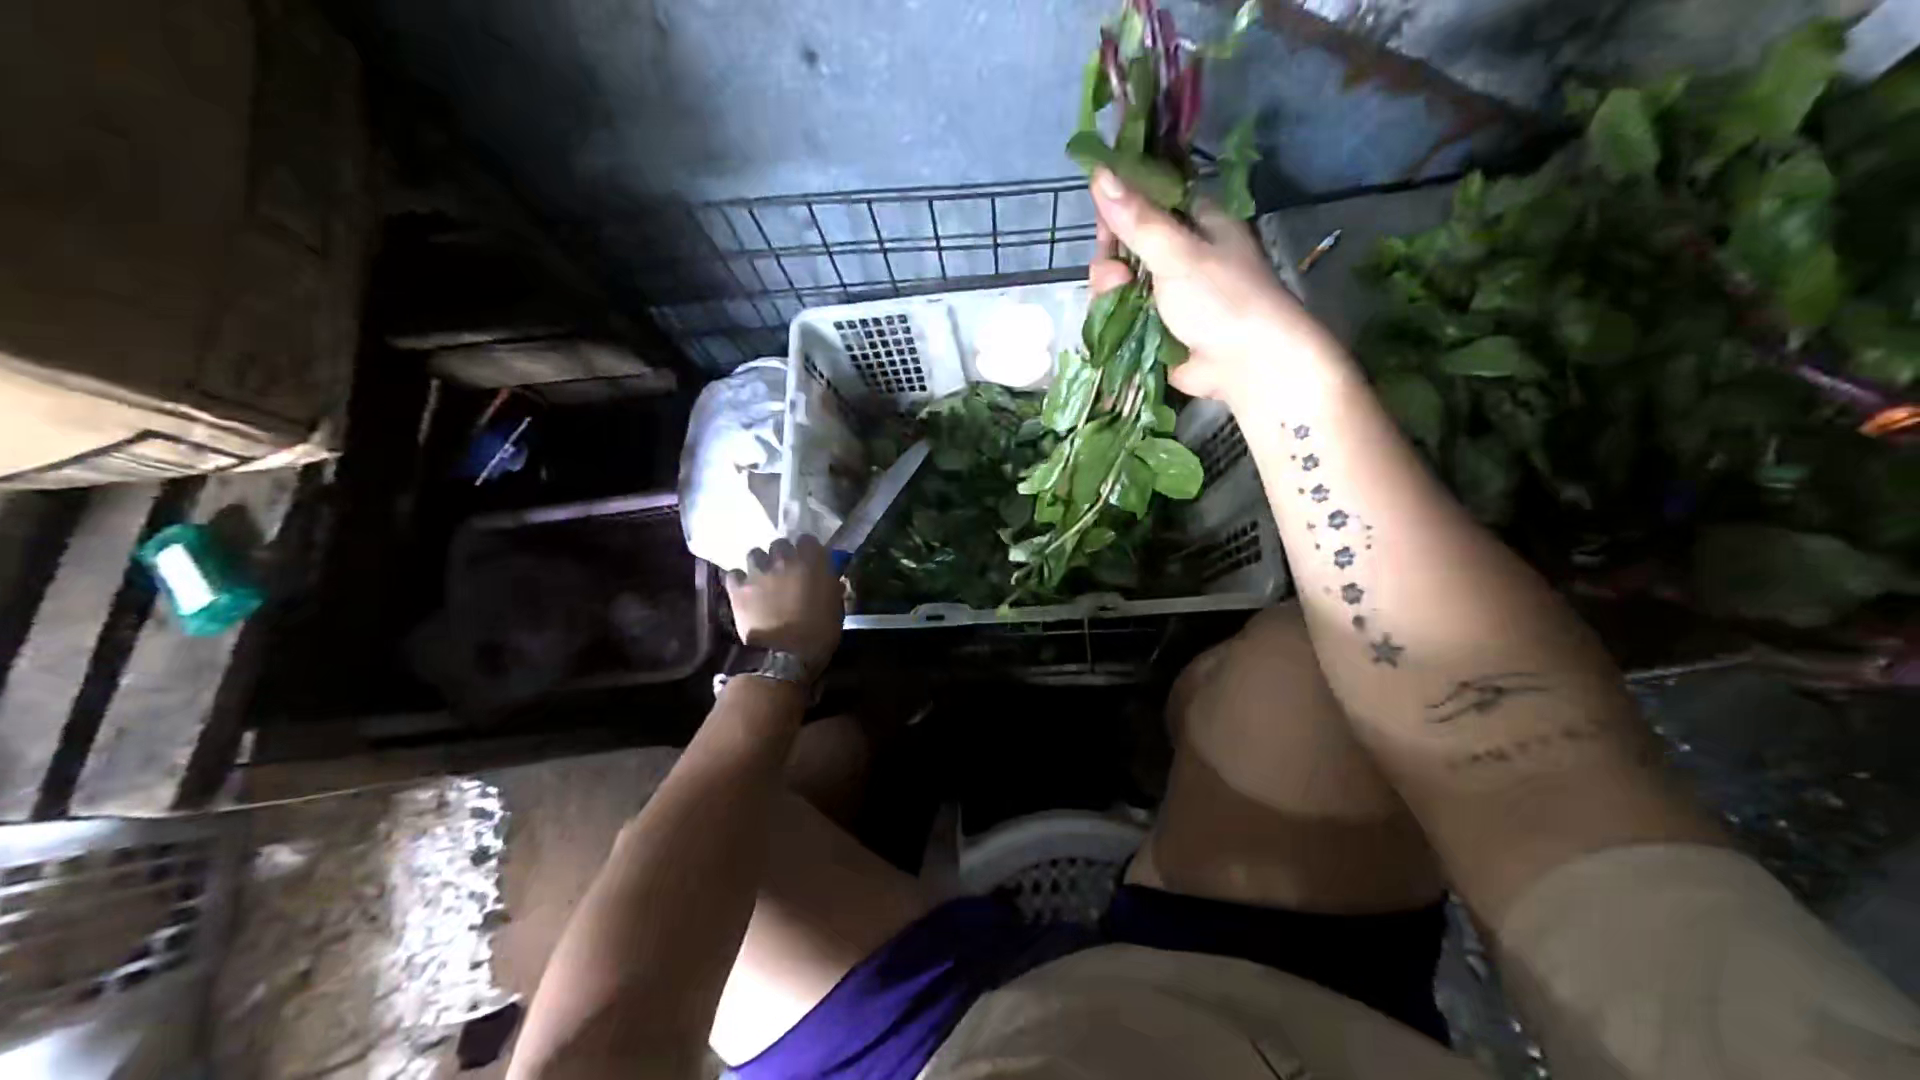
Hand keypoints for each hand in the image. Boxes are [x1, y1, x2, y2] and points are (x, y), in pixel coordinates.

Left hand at [725, 535, 842, 671]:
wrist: (784, 656)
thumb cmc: (818, 634)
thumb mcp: (836, 608)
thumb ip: (831, 587)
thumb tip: (830, 579)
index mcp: (811, 563)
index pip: (807, 539)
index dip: (808, 550)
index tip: (809, 561)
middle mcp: (783, 560)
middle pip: (779, 543)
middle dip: (782, 555)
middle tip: (785, 571)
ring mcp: (758, 572)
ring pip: (755, 554)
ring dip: (760, 564)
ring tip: (763, 578)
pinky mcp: (738, 588)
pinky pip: (735, 574)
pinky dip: (739, 579)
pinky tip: (745, 589)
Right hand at [1089, 168, 1353, 410]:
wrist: (1247, 363)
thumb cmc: (1222, 298)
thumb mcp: (1177, 252)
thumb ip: (1136, 219)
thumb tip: (1100, 172)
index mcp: (1195, 224)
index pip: (1148, 202)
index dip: (1120, 208)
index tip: (1102, 221)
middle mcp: (1180, 255)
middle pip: (1127, 246)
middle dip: (1112, 258)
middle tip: (1114, 273)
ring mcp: (1167, 294)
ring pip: (1120, 283)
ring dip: (1110, 290)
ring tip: (1118, 299)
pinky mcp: (1157, 327)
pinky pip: (1123, 314)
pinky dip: (1114, 316)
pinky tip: (1112, 320)